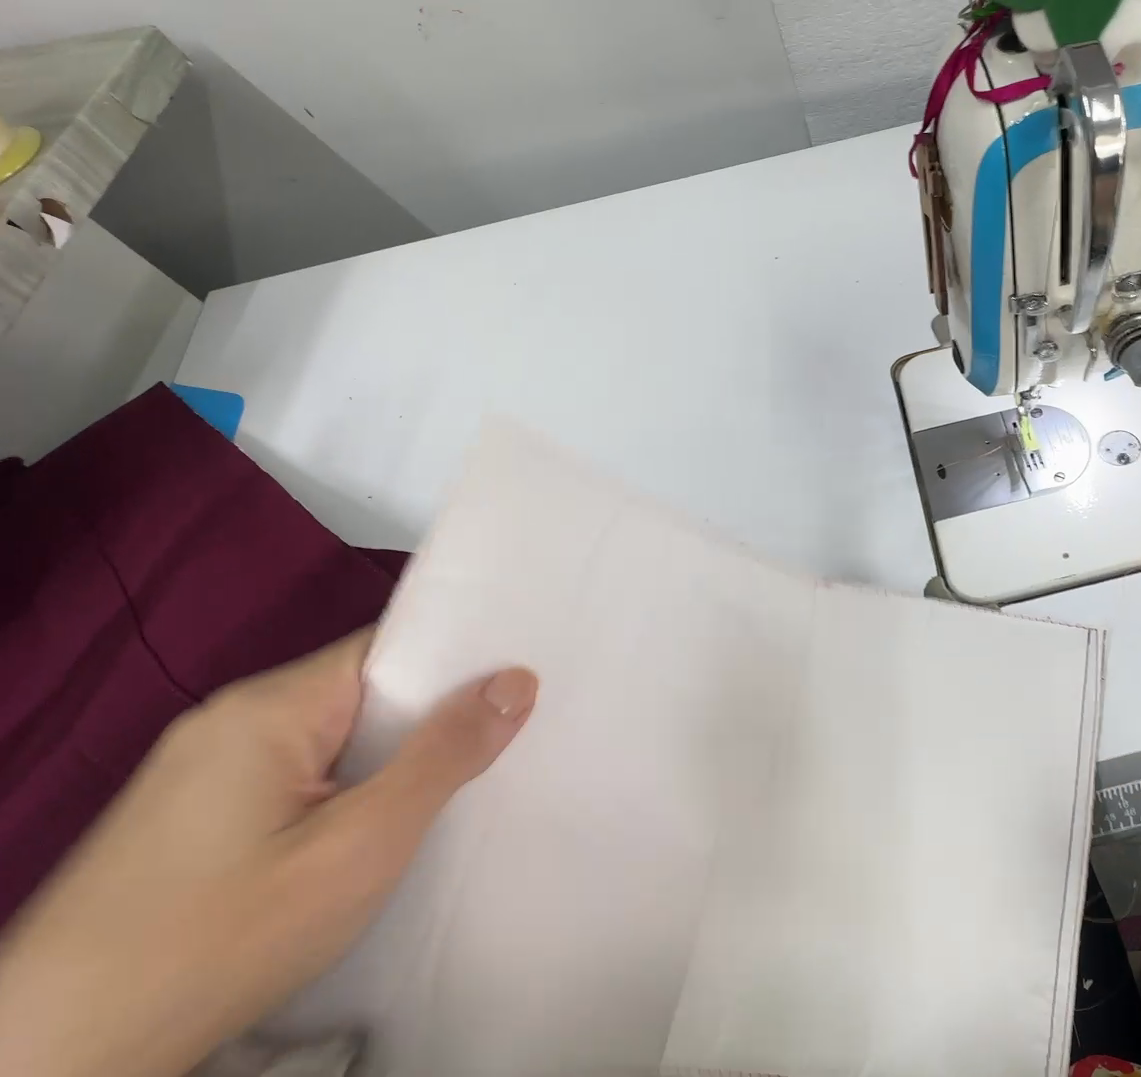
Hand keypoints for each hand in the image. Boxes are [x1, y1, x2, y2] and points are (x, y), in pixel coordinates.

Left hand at [0, 630, 537, 1076]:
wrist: (61, 1054)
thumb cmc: (225, 935)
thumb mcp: (362, 843)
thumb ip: (443, 756)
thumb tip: (517, 680)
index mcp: (267, 708)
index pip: (388, 650)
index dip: (462, 659)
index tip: (533, 676)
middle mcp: (231, 723)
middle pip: (365, 694)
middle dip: (437, 717)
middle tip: (520, 738)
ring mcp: (206, 772)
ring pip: (337, 741)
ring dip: (397, 760)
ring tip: (472, 781)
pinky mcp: (198, 817)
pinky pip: (305, 777)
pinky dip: (357, 790)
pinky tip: (390, 826)